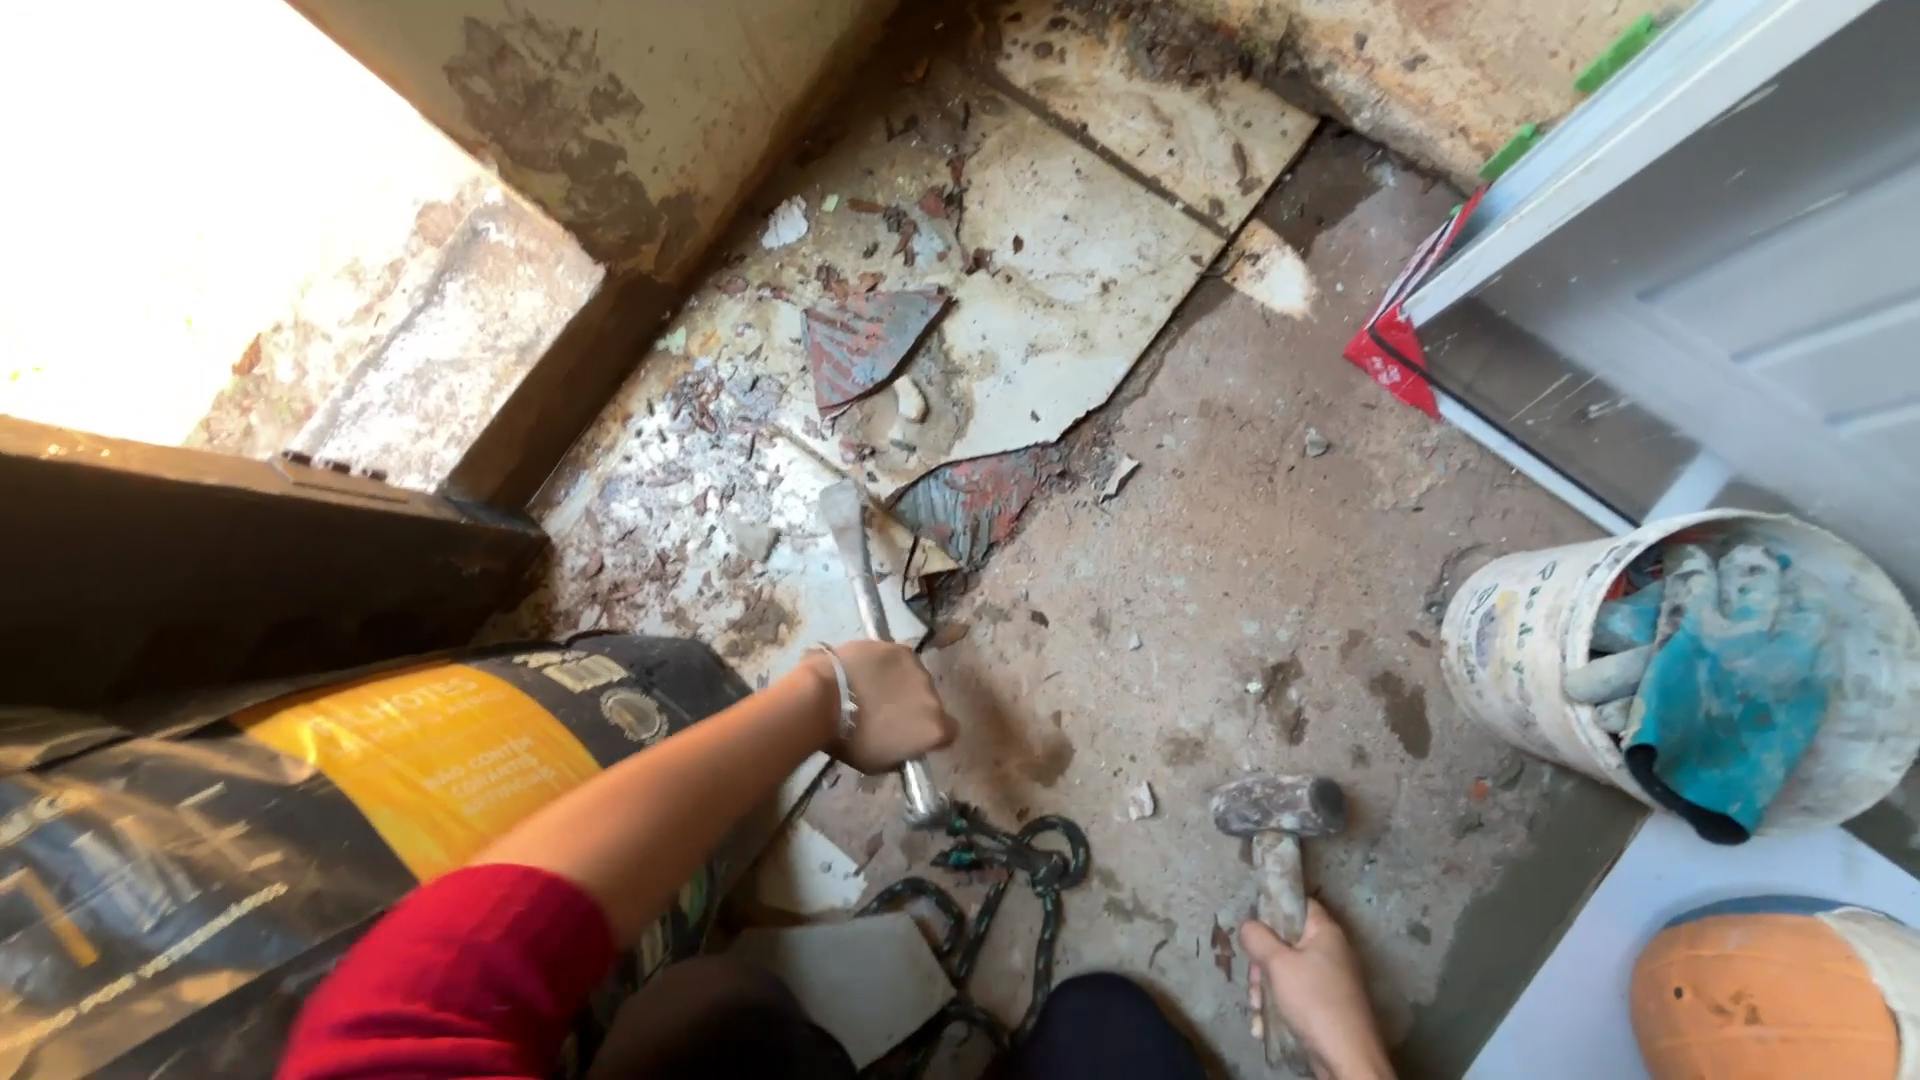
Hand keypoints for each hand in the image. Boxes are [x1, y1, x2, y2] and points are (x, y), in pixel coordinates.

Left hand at [806, 642, 956, 773]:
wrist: (824, 699)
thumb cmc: (850, 740)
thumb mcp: (879, 763)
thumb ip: (902, 752)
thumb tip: (904, 744)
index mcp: (934, 728)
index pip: (949, 731)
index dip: (932, 733)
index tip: (914, 734)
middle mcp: (933, 695)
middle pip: (930, 702)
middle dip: (914, 706)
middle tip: (886, 711)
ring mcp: (917, 668)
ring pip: (914, 677)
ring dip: (901, 682)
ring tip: (872, 687)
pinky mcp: (897, 648)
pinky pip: (897, 658)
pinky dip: (885, 664)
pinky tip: (866, 669)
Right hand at [1241, 902, 1394, 1079]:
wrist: (1347, 1060)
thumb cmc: (1314, 1001)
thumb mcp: (1277, 963)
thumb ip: (1257, 936)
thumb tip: (1248, 925)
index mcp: (1326, 932)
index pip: (1298, 903)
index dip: (1274, 907)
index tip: (1253, 924)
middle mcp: (1331, 951)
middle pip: (1286, 939)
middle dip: (1263, 958)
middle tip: (1254, 975)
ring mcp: (1331, 980)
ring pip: (1286, 968)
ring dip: (1265, 984)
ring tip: (1257, 1005)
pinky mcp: (1327, 1005)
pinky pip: (1295, 992)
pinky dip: (1278, 1001)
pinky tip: (1264, 1020)